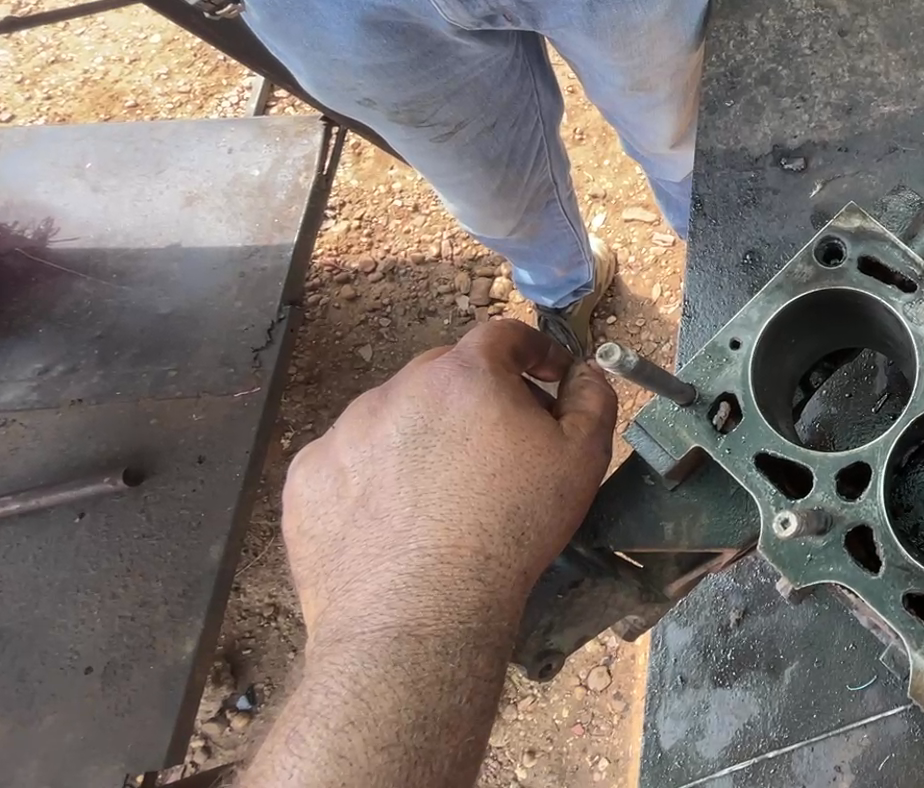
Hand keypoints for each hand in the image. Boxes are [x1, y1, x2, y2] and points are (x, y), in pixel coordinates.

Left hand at [282, 320, 616, 644]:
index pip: (503, 333)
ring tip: (451, 481)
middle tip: (506, 436)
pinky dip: (382, 465)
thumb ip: (593, 396)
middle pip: (449, 369)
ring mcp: (345, 433)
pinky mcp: (308, 478)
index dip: (534, 349)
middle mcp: (399, 388)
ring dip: (431, 427)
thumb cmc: (514, 525)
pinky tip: (403, 508)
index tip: (550, 377)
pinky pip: (355, 452)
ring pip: (400, 409)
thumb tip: (584, 372)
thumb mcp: (584, 456)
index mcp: (467, 375)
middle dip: (484, 390)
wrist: (420, 613)